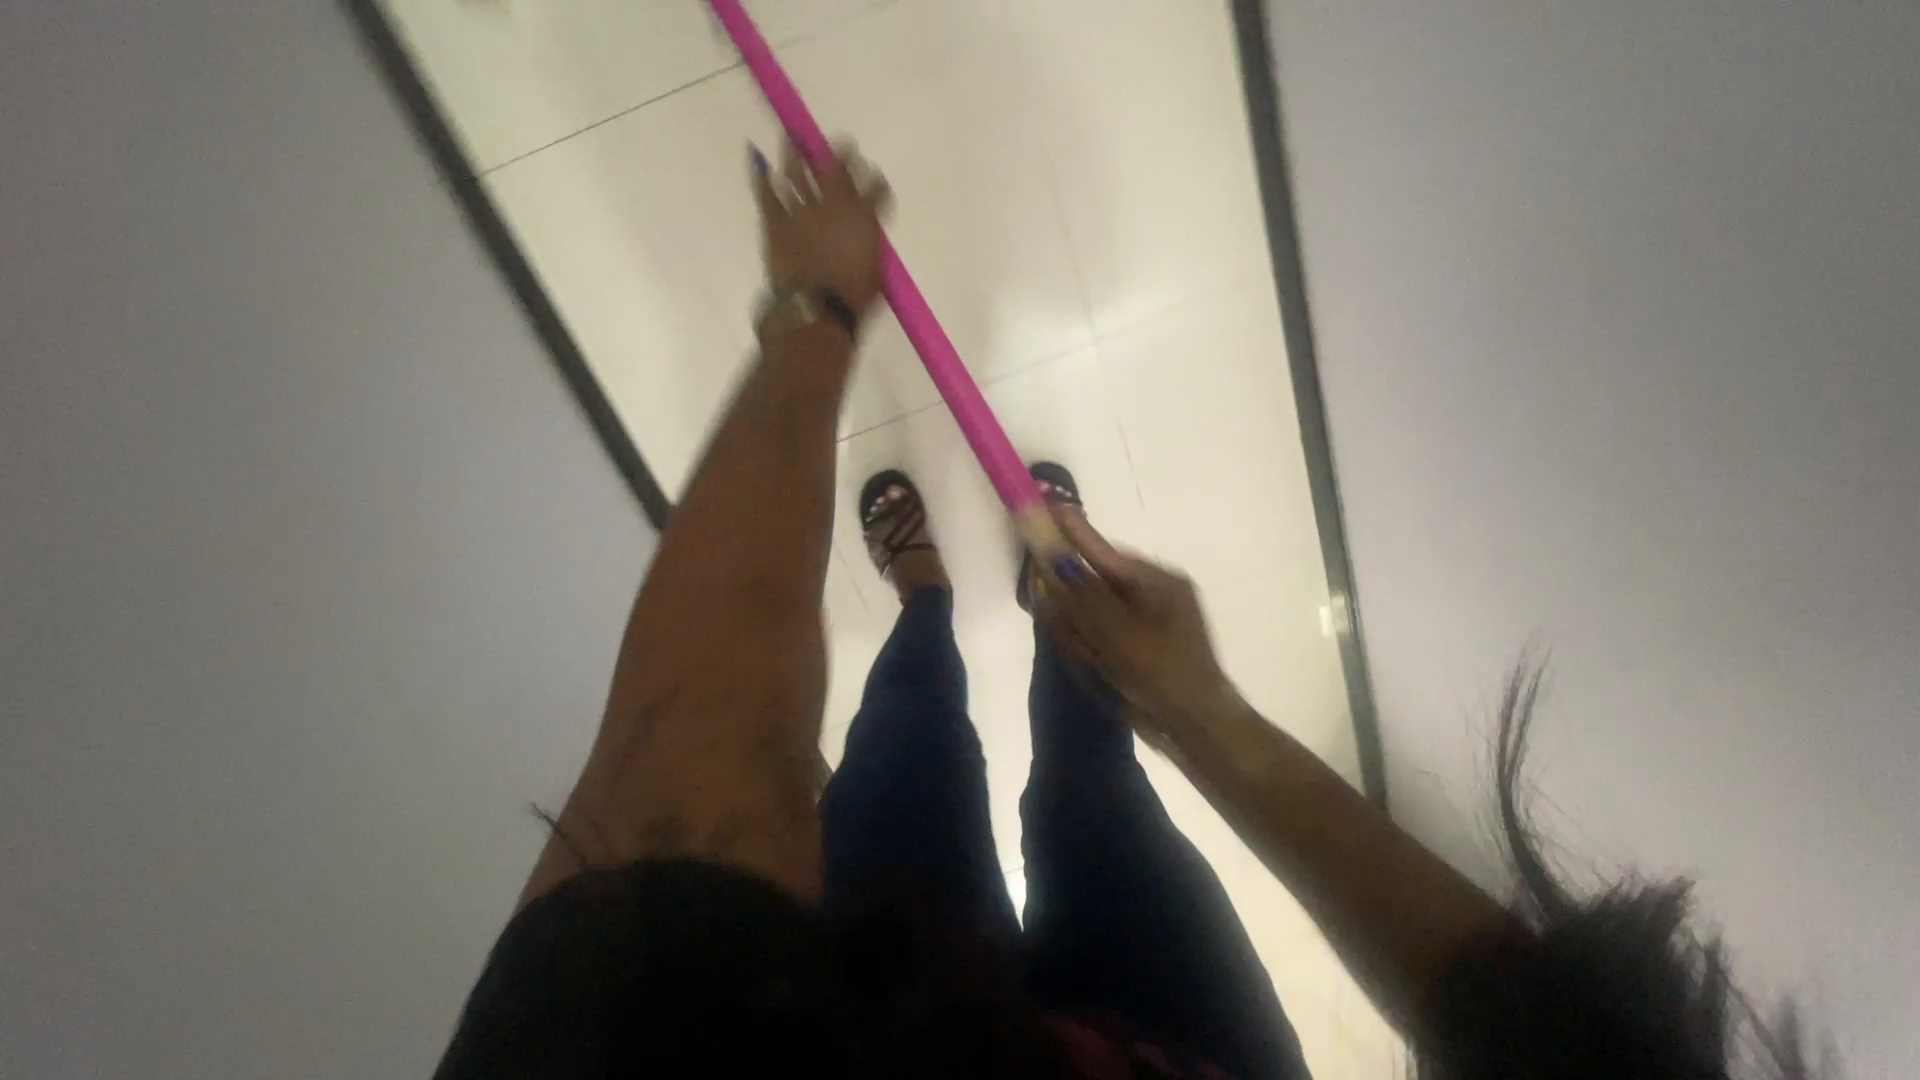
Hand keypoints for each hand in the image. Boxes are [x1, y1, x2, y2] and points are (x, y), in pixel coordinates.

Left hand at [752, 140, 891, 314]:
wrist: (815, 310)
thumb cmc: (852, 299)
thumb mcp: (875, 271)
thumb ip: (869, 245)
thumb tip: (864, 236)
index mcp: (864, 217)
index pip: (875, 189)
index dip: (876, 182)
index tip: (875, 178)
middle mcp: (833, 205)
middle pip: (837, 169)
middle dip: (841, 153)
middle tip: (840, 143)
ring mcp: (801, 211)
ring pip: (798, 173)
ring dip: (796, 154)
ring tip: (792, 138)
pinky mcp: (776, 222)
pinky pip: (766, 194)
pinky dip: (760, 176)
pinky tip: (756, 159)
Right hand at [1038, 506, 1241, 743]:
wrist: (1196, 730)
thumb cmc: (1165, 675)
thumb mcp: (1119, 634)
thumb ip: (1081, 596)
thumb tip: (1051, 558)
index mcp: (1154, 581)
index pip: (1100, 550)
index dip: (1069, 531)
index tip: (1042, 504)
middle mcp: (1147, 595)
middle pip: (1087, 586)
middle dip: (1072, 609)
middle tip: (1069, 628)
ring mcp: (1140, 623)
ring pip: (1086, 615)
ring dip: (1080, 637)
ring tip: (1097, 663)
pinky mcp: (1131, 648)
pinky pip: (1094, 638)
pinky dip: (1087, 652)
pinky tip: (1099, 670)